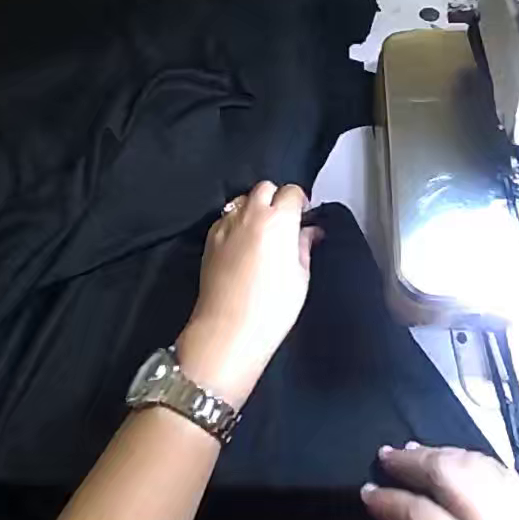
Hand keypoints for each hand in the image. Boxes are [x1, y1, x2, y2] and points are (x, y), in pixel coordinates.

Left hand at [177, 182, 320, 404]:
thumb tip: (309, 233)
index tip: (304, 215)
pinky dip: (236, 221)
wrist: (227, 332)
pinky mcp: (209, 241)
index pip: (293, 192)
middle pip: (266, 187)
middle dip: (277, 198)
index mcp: (279, 221)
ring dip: (255, 207)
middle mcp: (250, 216)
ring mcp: (226, 227)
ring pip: (243, 199)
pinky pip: (225, 217)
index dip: (301, 202)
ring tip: (262, 230)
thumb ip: (304, 245)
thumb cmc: (269, 309)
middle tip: (284, 219)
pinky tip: (243, 242)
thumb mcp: (301, 276)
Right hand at [362, 445, 518, 519]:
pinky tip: (463, 461)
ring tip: (416, 452)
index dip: (391, 503)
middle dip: (416, 461)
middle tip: (386, 455)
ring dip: (445, 453)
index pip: (425, 519)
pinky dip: (477, 460)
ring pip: (480, 466)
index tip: (368, 493)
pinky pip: (506, 474)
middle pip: (453, 476)